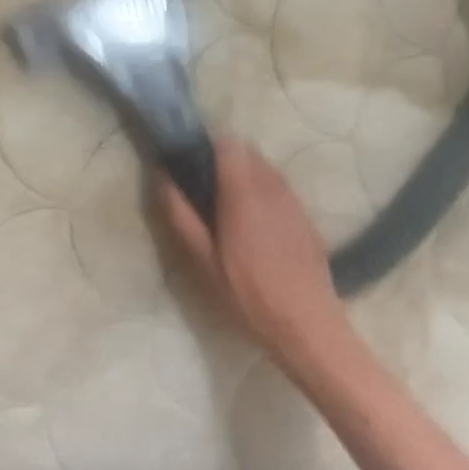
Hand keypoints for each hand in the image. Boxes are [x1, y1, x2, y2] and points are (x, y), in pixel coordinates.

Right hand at [160, 138, 345, 352]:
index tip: (192, 161)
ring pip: (267, 169)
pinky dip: (266, 192)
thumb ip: (180, 214)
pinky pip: (281, 189)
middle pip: (248, 151)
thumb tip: (161, 178)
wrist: (307, 325)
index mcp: (243, 192)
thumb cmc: (247, 293)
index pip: (228, 144)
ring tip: (230, 205)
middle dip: (226, 159)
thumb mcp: (202, 260)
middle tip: (207, 186)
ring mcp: (294, 201)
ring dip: (247, 174)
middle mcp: (272, 187)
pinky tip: (257, 225)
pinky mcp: (307, 218)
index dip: (208, 145)